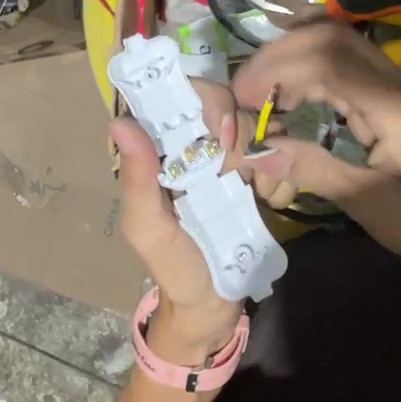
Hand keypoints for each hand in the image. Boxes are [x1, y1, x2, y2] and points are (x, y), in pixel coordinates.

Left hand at [111, 81, 287, 359]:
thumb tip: (121, 122)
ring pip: (255, 124)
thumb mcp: (148, 227)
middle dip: (236, 130)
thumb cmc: (172, 266)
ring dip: (261, 152)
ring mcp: (230, 159)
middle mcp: (196, 146)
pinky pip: (278, 153)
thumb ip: (137, 178)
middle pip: (224, 105)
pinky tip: (270, 198)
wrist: (214, 305)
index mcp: (164, 151)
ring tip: (254, 190)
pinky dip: (279, 170)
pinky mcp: (258, 177)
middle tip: (236, 168)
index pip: (181, 96)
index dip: (204, 98)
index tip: (219, 129)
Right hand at [232, 23, 400, 278]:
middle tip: (244, 93)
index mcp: (393, 106)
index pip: (325, 59)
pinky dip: (309, 73)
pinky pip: (346, 66)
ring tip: (260, 96)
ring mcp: (397, 88)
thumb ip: (311, 168)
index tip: (240, 100)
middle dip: (278, 55)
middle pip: (330, 37)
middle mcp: (396, 84)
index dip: (274, 70)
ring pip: (338, 45)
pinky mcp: (393, 99)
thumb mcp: (370, 204)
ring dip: (292, 59)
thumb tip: (254, 150)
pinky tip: (290, 100)